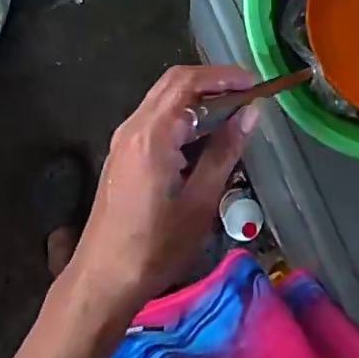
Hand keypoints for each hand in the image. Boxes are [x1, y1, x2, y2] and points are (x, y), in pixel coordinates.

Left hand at [70, 65, 260, 312]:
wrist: (103, 281)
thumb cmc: (156, 246)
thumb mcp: (200, 201)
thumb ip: (225, 150)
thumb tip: (250, 114)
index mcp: (152, 135)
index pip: (188, 82)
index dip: (224, 76)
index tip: (255, 84)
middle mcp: (133, 128)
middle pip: (173, 83)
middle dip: (212, 81)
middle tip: (247, 93)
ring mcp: (124, 140)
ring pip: (164, 99)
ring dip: (199, 98)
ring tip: (234, 112)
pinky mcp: (123, 154)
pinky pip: (156, 119)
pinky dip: (184, 115)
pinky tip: (206, 136)